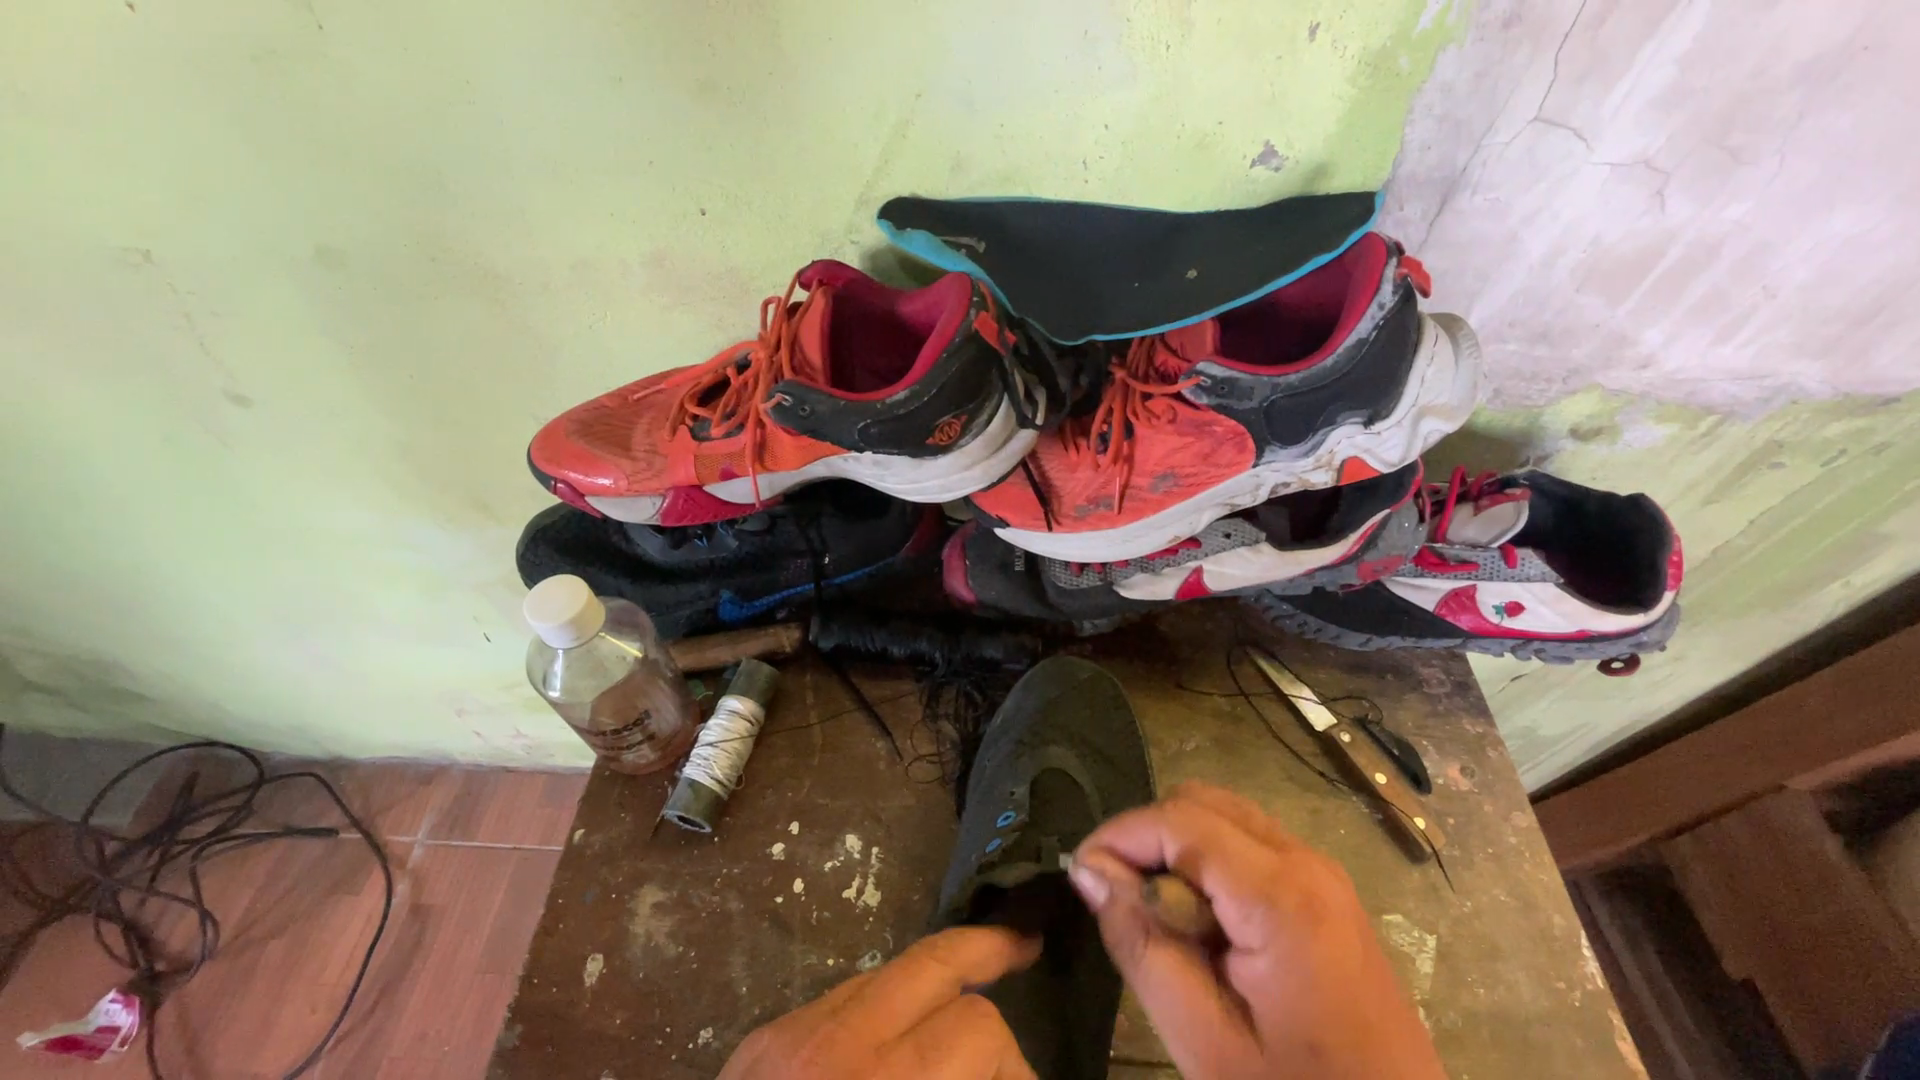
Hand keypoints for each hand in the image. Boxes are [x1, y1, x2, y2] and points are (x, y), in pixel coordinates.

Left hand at [718, 926, 1040, 1079]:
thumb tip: (1002, 1073)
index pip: (976, 1029)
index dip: (1015, 1061)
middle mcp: (836, 1045)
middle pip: (933, 961)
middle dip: (987, 949)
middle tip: (1023, 945)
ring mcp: (792, 1033)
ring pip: (887, 971)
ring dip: (932, 982)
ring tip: (967, 988)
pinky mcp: (765, 1038)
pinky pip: (842, 998)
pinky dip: (883, 1007)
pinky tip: (896, 1033)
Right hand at [1069, 781, 1445, 1079]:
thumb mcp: (1202, 1037)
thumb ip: (1140, 941)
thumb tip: (1089, 869)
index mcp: (1280, 894)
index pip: (1178, 821)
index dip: (1119, 835)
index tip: (1079, 874)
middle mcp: (1305, 861)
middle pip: (1202, 803)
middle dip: (1147, 836)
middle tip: (1117, 898)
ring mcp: (1321, 873)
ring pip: (1224, 817)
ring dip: (1176, 848)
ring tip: (1157, 916)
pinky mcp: (1325, 892)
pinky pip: (1249, 845)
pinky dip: (1208, 863)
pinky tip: (1200, 924)